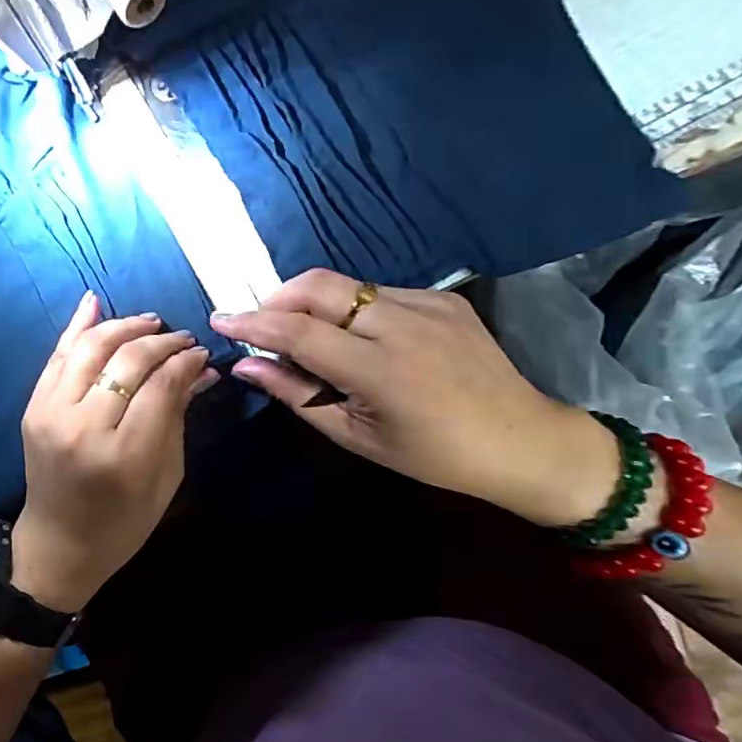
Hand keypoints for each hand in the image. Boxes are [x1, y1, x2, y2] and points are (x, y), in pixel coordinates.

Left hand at [13, 292, 218, 611]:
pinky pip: (56, 355)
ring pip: (90, 347)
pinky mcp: (32, 408)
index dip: (184, 361)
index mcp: (124, 455)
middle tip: (182, 339)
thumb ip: (178, 416)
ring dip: (123, 326)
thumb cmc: (124, 522)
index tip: (200, 353)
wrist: (59, 546)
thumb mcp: (166, 476)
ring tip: (150, 322)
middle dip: (161, 341)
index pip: (160, 385)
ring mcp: (50, 414)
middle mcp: (83, 428)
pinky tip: (95, 302)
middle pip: (127, 360)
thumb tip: (201, 370)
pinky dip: (76, 326)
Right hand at [211, 269, 625, 526]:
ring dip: (317, 303)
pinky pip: (382, 292)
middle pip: (320, 285)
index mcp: (380, 369)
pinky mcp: (445, 297)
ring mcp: (429, 303)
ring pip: (349, 285)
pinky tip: (364, 338)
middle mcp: (403, 323)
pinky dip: (356, 309)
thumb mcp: (359, 436)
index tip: (221, 319)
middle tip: (262, 324)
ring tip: (312, 336)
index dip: (252, 322)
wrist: (521, 439)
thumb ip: (299, 395)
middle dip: (279, 297)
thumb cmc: (434, 455)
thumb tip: (246, 367)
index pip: (298, 330)